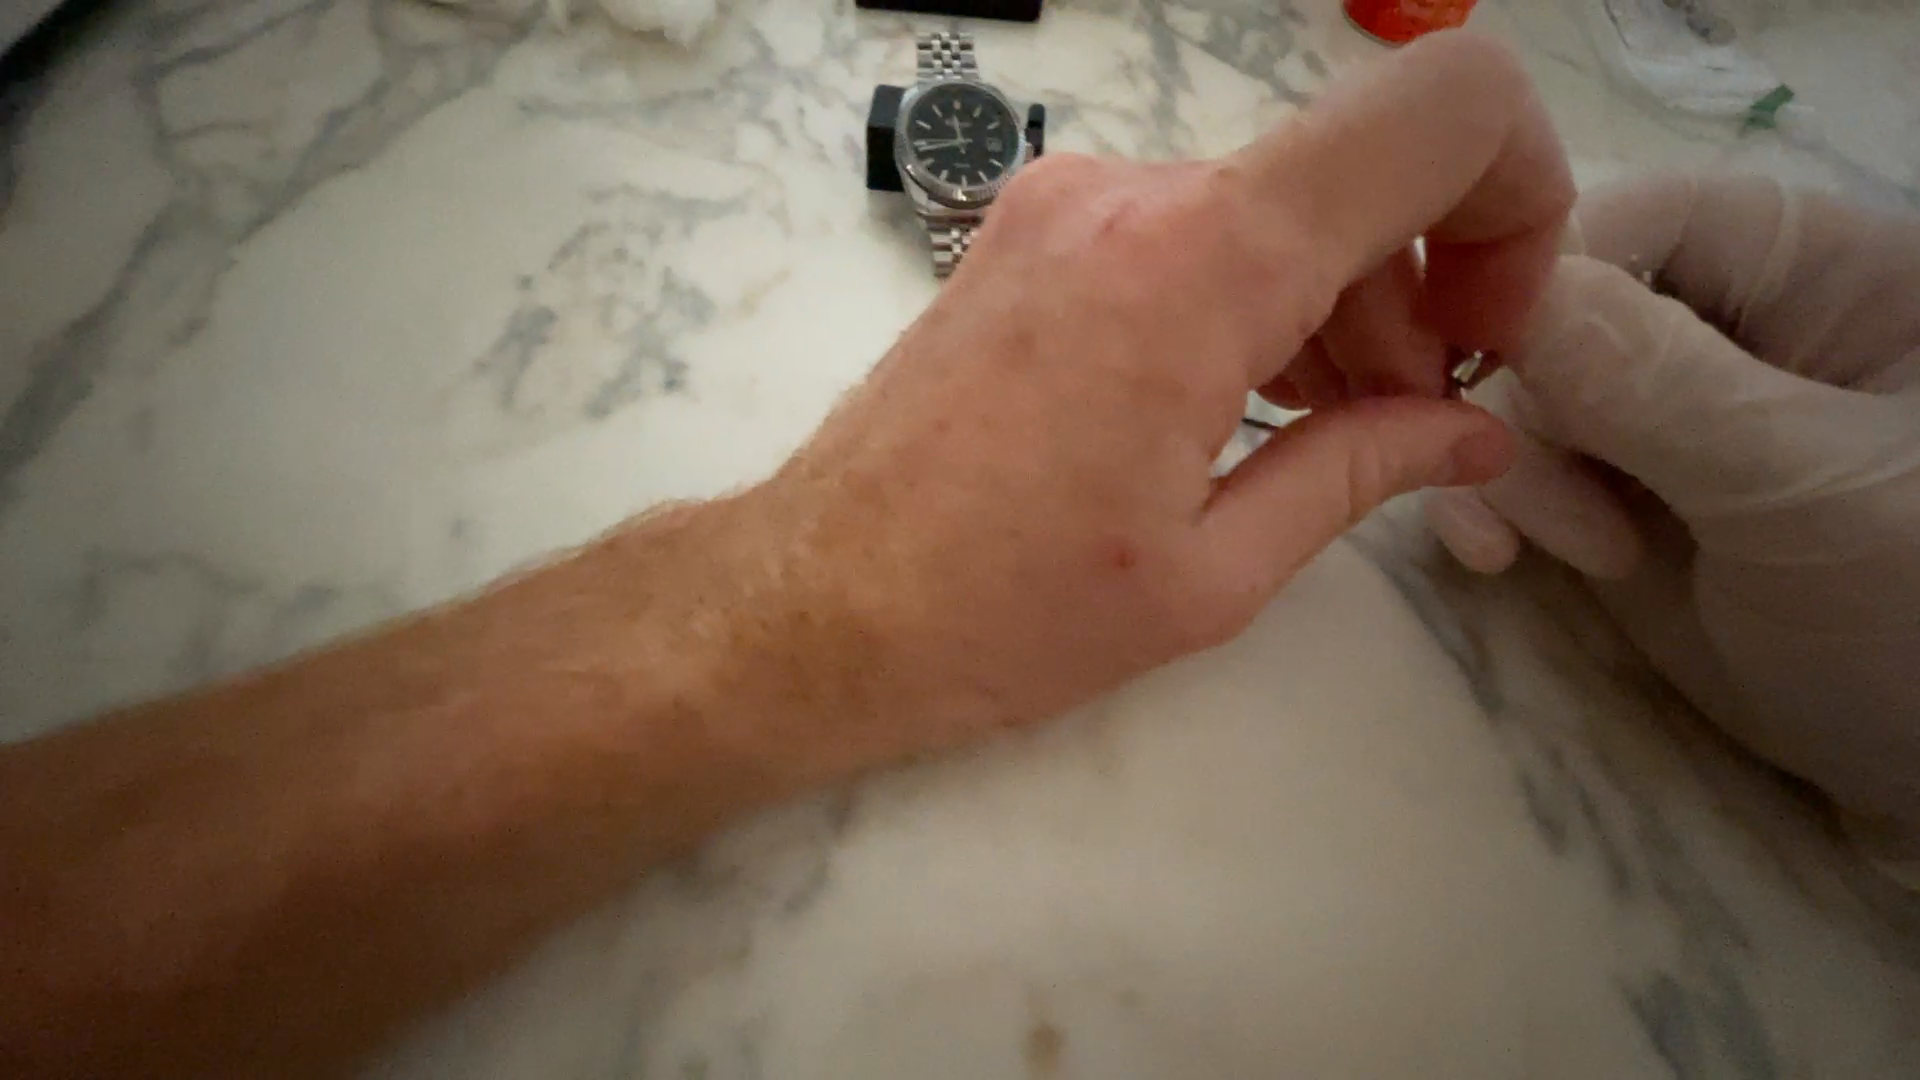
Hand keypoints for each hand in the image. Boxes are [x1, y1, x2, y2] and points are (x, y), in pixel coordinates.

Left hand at [735, 33, 1570, 777]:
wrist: (821, 603)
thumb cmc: (1001, 613)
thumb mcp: (1206, 573)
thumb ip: (1356, 475)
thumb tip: (1464, 431)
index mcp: (1196, 266)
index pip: (1442, 111)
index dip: (1514, 204)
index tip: (1480, 333)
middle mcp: (1124, 197)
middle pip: (1343, 181)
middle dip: (1403, 293)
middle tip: (1393, 424)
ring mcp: (1056, 211)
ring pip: (1253, 213)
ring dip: (1313, 305)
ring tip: (1306, 433)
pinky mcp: (1016, 247)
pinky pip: (1170, 239)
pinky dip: (1228, 301)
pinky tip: (1222, 404)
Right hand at [1424, 174, 1919, 857]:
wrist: (1907, 747)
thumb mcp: (1808, 485)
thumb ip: (1660, 383)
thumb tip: (1513, 300)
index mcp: (1813, 279)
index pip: (1643, 218)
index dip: (1544, 271)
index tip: (1475, 355)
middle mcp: (1708, 335)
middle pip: (1543, 319)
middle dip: (1523, 409)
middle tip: (1549, 501)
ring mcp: (1635, 421)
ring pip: (1501, 403)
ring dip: (1503, 477)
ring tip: (1575, 555)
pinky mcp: (1583, 491)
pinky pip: (1488, 470)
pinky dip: (1475, 510)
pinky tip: (1496, 560)